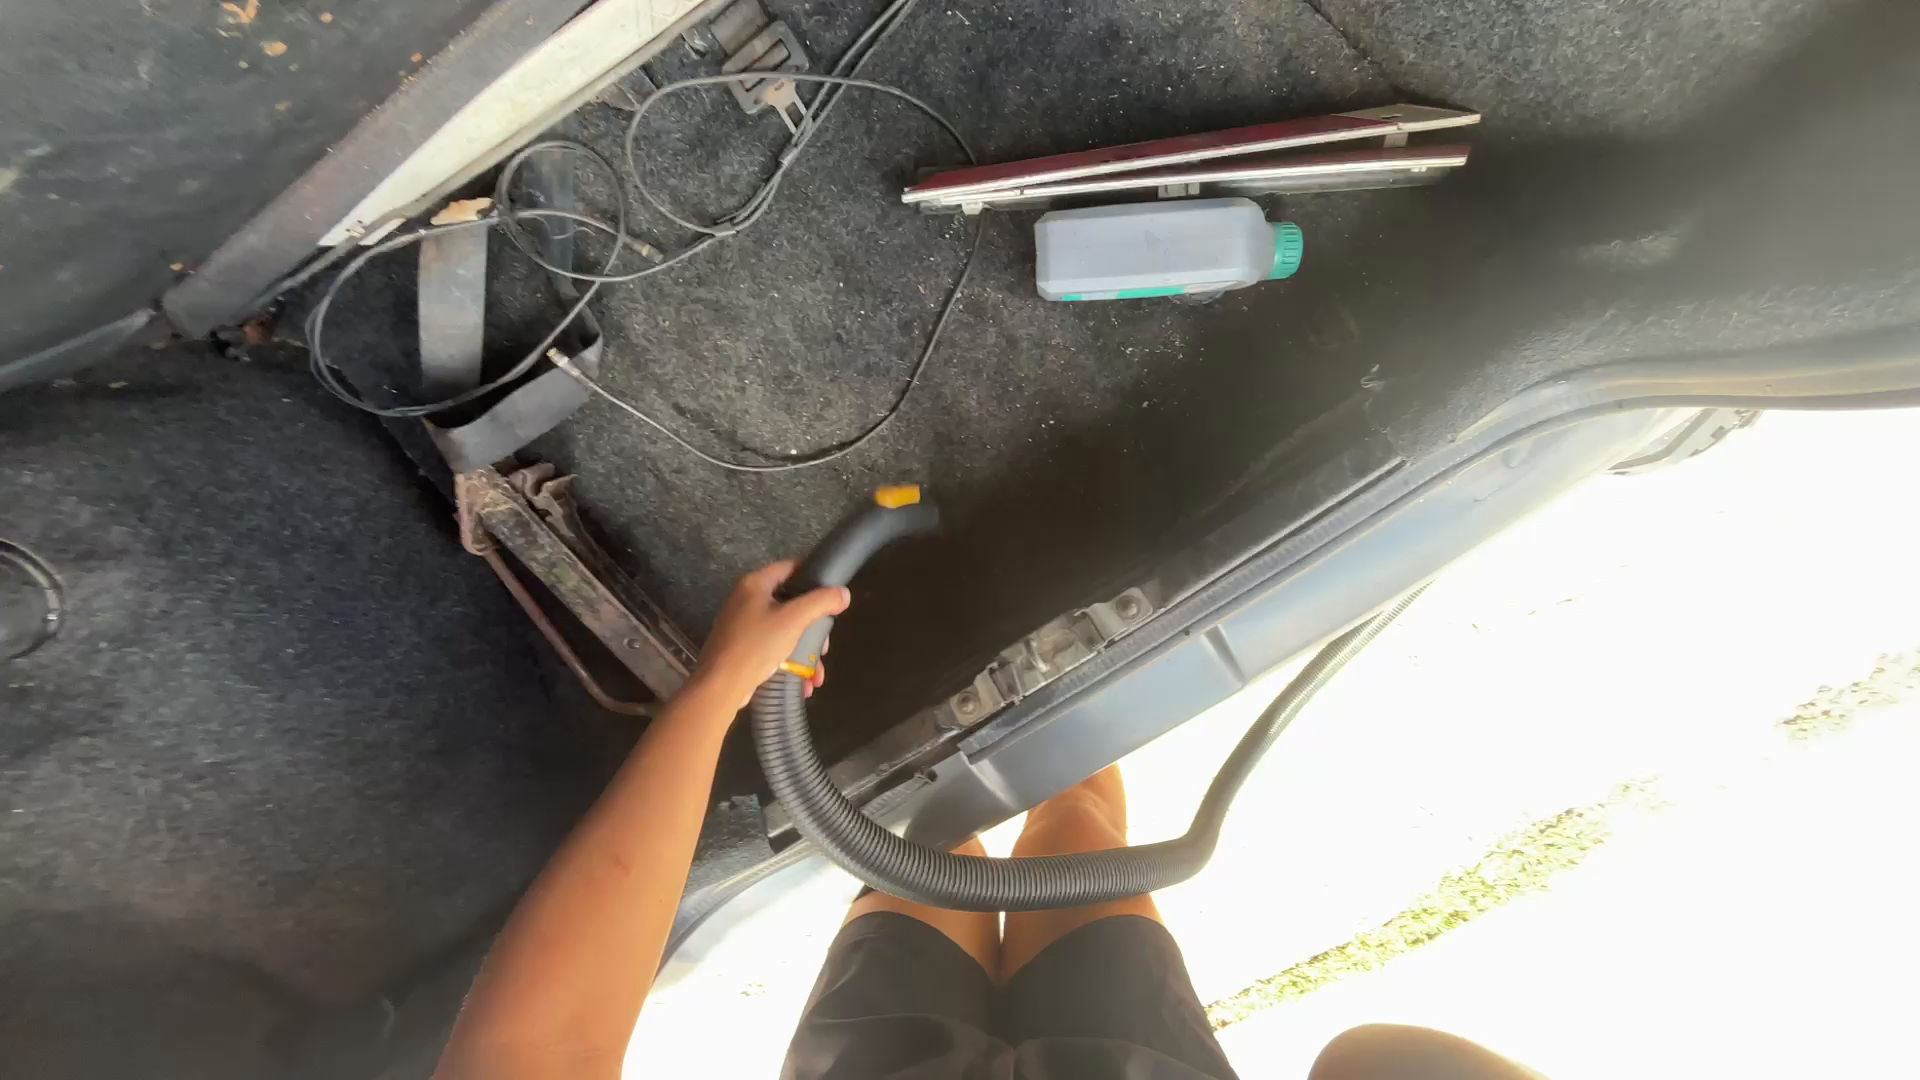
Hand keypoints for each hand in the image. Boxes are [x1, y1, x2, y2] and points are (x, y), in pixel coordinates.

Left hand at [688, 560, 850, 709]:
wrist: (720, 686)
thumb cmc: (756, 645)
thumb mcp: (793, 620)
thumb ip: (821, 602)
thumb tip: (844, 593)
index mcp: (755, 584)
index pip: (790, 567)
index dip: (814, 575)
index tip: (833, 592)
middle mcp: (746, 599)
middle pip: (791, 602)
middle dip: (813, 626)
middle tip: (824, 644)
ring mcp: (742, 625)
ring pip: (785, 628)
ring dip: (805, 650)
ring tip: (816, 672)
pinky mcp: (742, 648)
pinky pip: (773, 646)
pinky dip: (790, 661)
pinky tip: (803, 681)